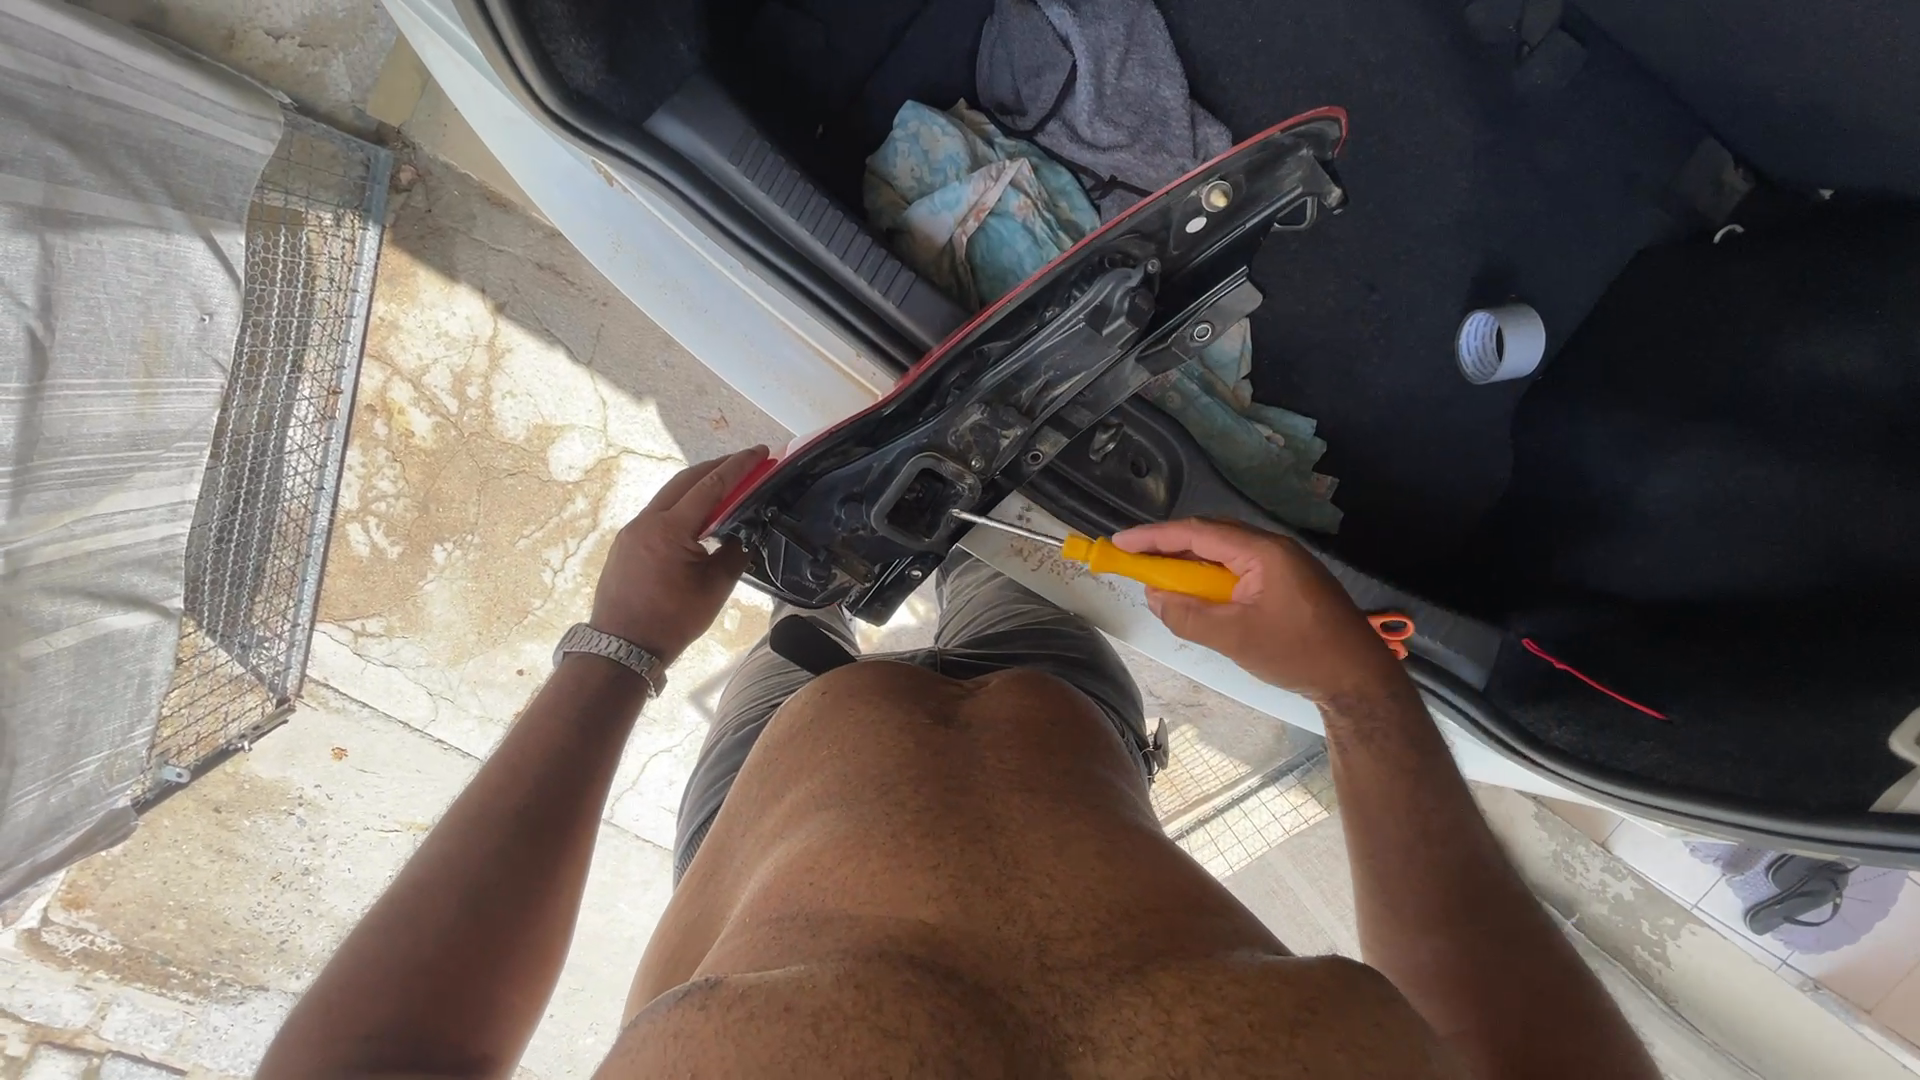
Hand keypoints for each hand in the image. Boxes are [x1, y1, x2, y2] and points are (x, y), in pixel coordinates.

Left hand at [589, 446, 769, 665]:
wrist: (622, 647)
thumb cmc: (673, 620)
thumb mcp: (715, 587)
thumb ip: (735, 553)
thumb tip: (744, 533)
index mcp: (670, 529)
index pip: (711, 486)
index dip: (739, 467)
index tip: (761, 452)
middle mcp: (646, 521)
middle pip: (686, 480)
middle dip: (719, 467)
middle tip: (747, 462)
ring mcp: (632, 531)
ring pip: (670, 495)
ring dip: (700, 485)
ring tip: (728, 485)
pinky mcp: (627, 543)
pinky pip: (660, 512)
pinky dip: (684, 505)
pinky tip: (701, 515)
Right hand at [1110, 519, 1406, 702]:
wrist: (1360, 680)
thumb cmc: (1299, 654)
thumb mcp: (1234, 637)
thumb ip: (1188, 616)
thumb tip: (1154, 597)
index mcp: (1262, 551)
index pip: (1197, 533)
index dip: (1154, 537)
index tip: (1120, 542)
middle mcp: (1273, 548)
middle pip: (1210, 536)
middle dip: (1168, 545)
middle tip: (1133, 558)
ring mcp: (1284, 564)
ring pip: (1224, 553)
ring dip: (1189, 563)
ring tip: (1158, 575)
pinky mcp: (1288, 582)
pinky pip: (1238, 569)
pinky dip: (1210, 578)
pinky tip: (1198, 594)